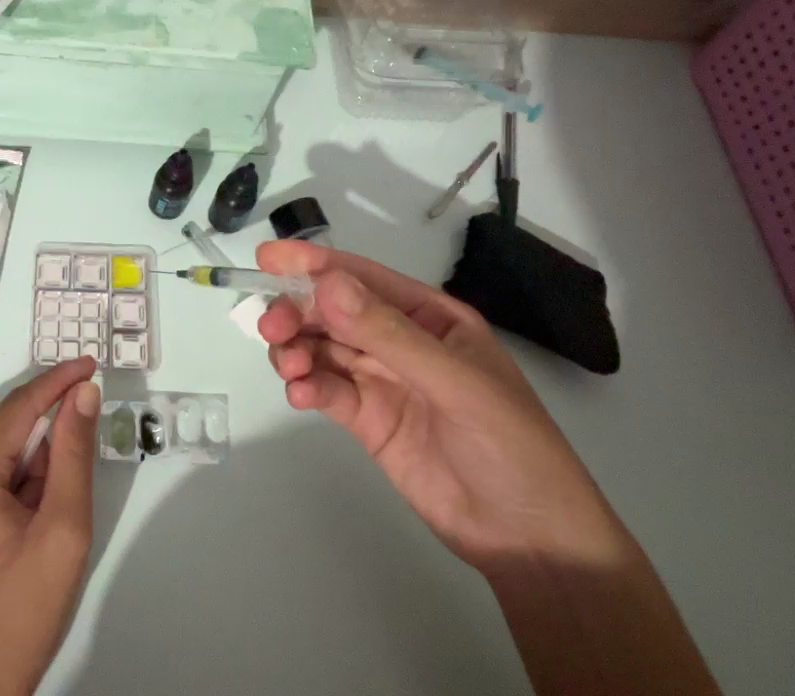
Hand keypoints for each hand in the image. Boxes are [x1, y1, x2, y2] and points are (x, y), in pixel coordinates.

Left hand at [0, 358, 101, 695]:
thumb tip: (82, 393)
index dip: (58, 381)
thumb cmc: (22, 611)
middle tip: (82, 465)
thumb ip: (73, 454)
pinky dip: (19, 483)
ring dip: (36, 468)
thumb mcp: (63, 529)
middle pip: (8, 432)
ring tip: (54, 520)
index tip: (91, 363)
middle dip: (50, 440)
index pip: (18, 407)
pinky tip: (35, 519)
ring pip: (0, 455)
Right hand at [257, 240, 631, 571]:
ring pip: (321, 348)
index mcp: (430, 318)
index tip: (267, 258)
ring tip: (289, 368)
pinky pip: (326, 390)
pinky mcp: (366, 420)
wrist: (527, 536)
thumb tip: (327, 284)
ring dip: (296, 349)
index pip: (364, 279)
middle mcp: (400, 341)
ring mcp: (381, 381)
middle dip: (298, 312)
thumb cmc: (510, 444)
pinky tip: (301, 396)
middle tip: (271, 327)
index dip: (315, 264)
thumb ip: (388, 334)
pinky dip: (306, 387)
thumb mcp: (455, 383)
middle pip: (333, 312)